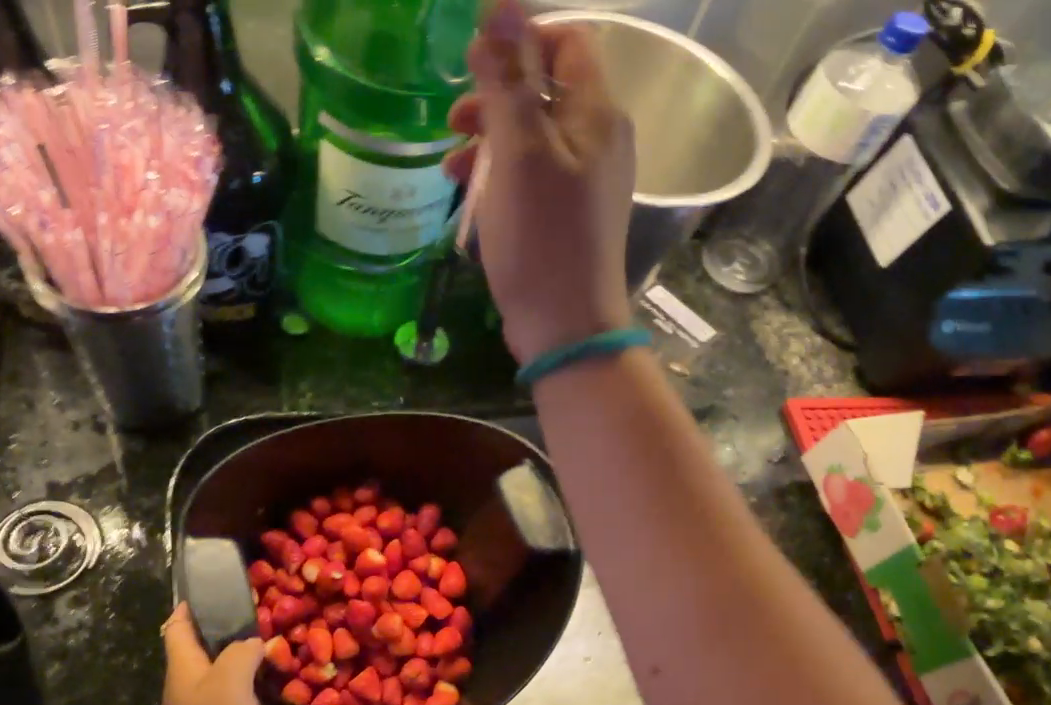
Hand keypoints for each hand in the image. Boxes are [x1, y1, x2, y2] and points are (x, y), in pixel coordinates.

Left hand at [159, 603, 263, 704]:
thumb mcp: (230, 684)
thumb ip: (241, 654)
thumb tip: (253, 642)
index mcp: (182, 669)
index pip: (177, 629)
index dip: (187, 608)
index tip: (207, 591)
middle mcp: (185, 686)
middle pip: (196, 650)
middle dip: (218, 631)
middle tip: (252, 615)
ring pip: (214, 674)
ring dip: (234, 659)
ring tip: (265, 645)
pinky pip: (226, 697)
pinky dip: (243, 685)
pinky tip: (264, 686)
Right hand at [444, 0, 635, 362]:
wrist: (566, 326)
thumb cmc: (541, 238)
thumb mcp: (518, 154)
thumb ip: (508, 82)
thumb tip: (498, 10)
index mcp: (597, 114)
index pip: (568, 41)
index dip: (522, 38)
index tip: (475, 60)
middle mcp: (600, 139)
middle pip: (546, 90)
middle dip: (496, 95)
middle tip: (454, 118)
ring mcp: (586, 180)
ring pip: (534, 136)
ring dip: (490, 138)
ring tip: (451, 165)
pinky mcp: (569, 215)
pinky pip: (534, 175)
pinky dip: (501, 174)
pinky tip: (468, 194)